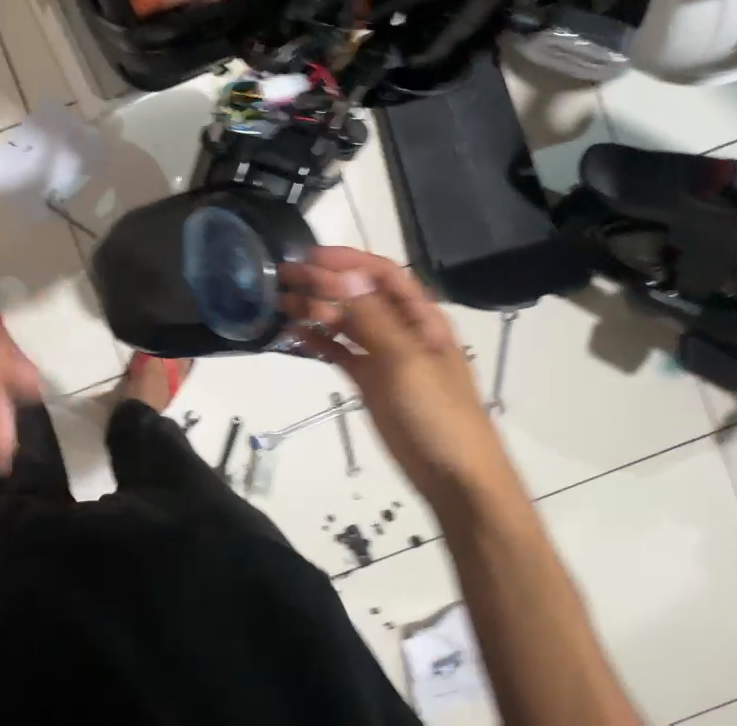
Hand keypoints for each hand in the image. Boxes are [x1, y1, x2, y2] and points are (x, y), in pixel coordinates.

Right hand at [279, 246, 510, 503]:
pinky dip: (318, 341)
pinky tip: (293, 334)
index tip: (309, 256)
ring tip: (280, 303)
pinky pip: (339, 352)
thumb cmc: (440, 415)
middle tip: (282, 277)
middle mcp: (401, 330)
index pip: (383, 275)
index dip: (348, 261)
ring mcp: (384, 357)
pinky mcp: (370, 382)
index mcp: (421, 319)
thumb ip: (373, 318)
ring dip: (315, 309)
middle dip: (323, 282)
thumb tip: (344, 275)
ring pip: (345, 322)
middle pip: (358, 295)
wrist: (457, 480)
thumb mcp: (406, 361)